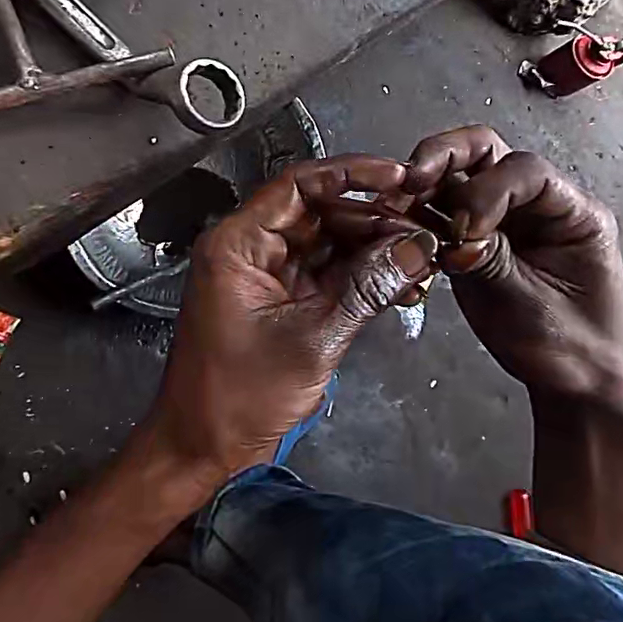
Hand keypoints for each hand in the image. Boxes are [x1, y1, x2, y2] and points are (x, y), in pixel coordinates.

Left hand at [139, 154, 438, 483]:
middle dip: (372, 220)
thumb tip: (414, 249)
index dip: (350, 175)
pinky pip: (326, 270)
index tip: (395, 177)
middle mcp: (250, 248)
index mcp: (238, 244)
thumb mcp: (313, 338)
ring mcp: (267, 273)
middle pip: (319, 212)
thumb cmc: (238, 397)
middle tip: (419, 231)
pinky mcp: (282, 297)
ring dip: (372, 248)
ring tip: (418, 258)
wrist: (203, 446)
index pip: (298, 186)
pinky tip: (398, 281)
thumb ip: (367, 288)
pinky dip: (360, 275)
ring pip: (328, 240)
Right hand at [395, 126, 622, 402]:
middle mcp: (537, 203)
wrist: (573, 385)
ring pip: (459, 173)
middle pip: (487, 152)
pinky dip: (419, 211)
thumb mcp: (530, 307)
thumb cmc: (569, 348)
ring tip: (397, 200)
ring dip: (425, 181)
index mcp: (573, 213)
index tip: (463, 233)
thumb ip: (490, 261)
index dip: (488, 192)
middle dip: (445, 156)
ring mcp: (504, 216)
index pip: (526, 172)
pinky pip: (442, 208)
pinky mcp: (476, 236)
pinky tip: (399, 221)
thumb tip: (451, 230)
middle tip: (411, 179)